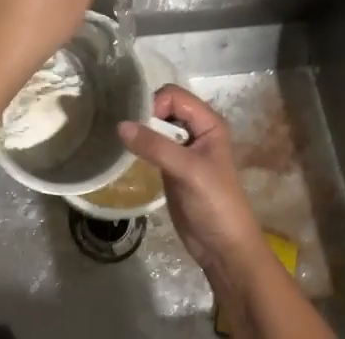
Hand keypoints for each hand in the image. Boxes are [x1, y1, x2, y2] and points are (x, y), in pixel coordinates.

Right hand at [117, 85, 270, 281]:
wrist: (224, 249)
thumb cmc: (215, 204)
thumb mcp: (188, 171)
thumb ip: (155, 146)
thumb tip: (120, 125)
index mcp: (208, 122)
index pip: (174, 96)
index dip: (154, 104)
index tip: (138, 125)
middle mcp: (196, 130)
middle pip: (164, 107)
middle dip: (144, 115)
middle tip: (125, 133)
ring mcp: (184, 149)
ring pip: (157, 126)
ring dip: (141, 131)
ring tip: (122, 142)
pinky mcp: (172, 167)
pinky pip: (153, 146)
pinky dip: (141, 147)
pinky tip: (128, 155)